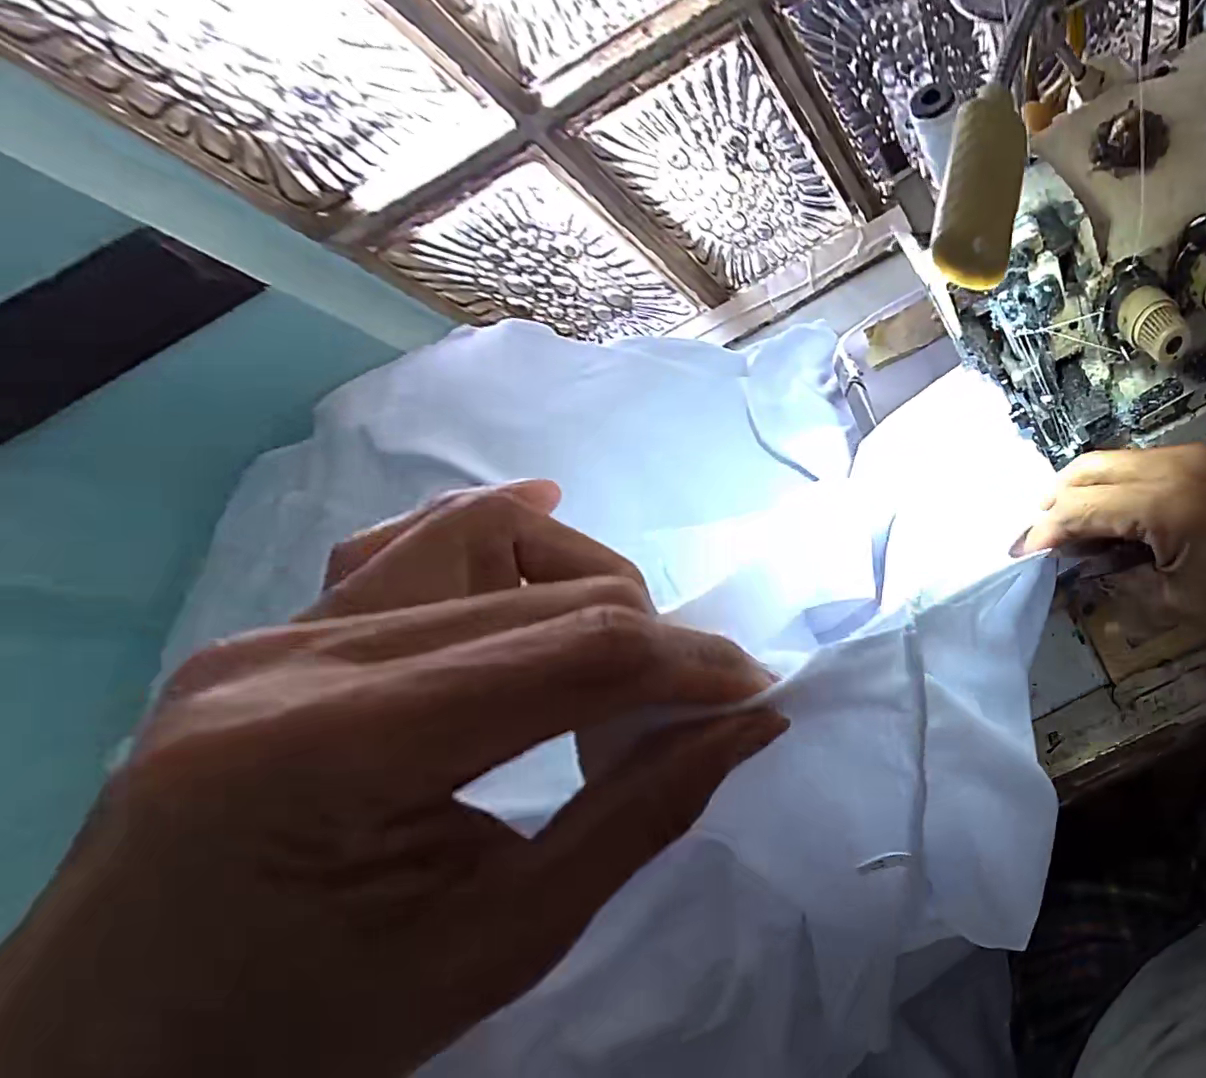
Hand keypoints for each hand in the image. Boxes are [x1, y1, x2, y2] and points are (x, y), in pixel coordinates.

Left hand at [0, 483, 783, 1077]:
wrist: (109, 1058)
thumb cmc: (310, 1029)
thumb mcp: (503, 943)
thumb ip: (642, 815)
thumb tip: (751, 723)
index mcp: (329, 753)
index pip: (575, 655)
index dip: (690, 664)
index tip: (757, 693)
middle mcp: (293, 660)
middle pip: (552, 594)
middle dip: (658, 645)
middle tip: (690, 713)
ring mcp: (276, 632)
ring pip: (495, 537)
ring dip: (595, 587)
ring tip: (618, 659)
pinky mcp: (283, 630)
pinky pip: (421, 540)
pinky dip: (507, 534)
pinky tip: (547, 520)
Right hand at [1024, 445, 1205, 674]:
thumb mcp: (1174, 604)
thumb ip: (1115, 576)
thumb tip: (1074, 564)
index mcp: (1169, 503)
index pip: (1082, 506)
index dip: (1045, 531)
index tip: (1020, 554)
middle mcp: (1178, 464)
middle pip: (1089, 468)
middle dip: (1055, 503)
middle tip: (1039, 542)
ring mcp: (1197, 456)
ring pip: (1113, 460)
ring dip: (1084, 492)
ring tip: (1070, 534)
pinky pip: (1142, 465)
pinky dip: (1116, 488)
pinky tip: (1112, 520)